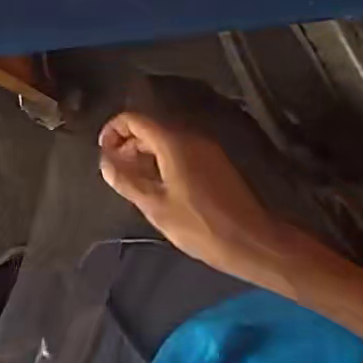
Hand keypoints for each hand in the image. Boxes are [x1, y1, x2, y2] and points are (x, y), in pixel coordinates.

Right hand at [98, 110, 328, 294]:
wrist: (258, 243)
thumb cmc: (203, 225)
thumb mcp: (156, 206)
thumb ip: (126, 180)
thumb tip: (105, 161)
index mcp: (172, 140)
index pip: (133, 119)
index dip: (113, 131)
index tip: (104, 153)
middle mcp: (189, 135)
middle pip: (150, 126)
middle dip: (128, 142)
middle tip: (116, 168)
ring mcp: (206, 147)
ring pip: (165, 138)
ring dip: (145, 152)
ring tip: (135, 179)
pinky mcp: (216, 162)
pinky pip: (181, 149)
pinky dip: (163, 159)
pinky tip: (160, 185)